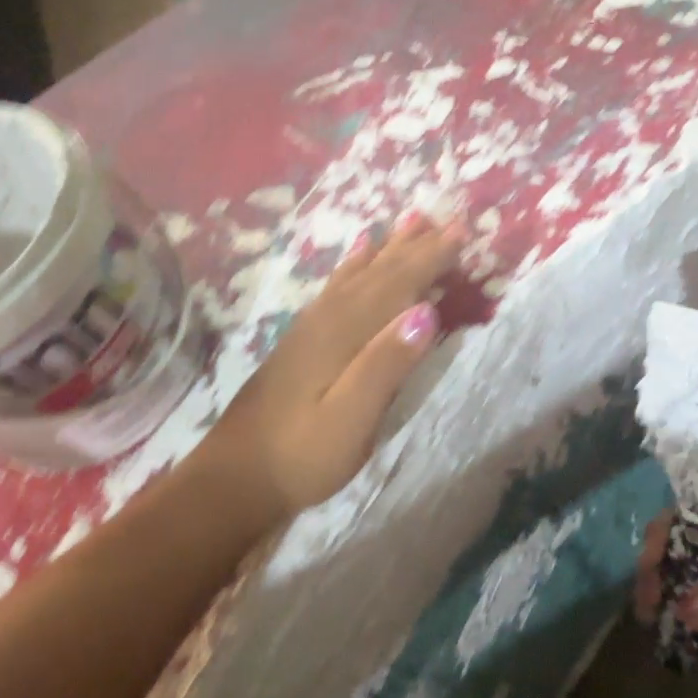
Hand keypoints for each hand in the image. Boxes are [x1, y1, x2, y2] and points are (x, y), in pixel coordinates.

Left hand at [193, 213, 463, 516]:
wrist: (234, 478)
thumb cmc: (301, 455)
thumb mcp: (350, 420)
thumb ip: (386, 365)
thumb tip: (426, 312)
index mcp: (344, 334)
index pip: (396, 284)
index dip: (430, 258)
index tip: (463, 232)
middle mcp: (327, 319)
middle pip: (378, 272)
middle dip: (415, 246)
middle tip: (449, 219)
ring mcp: (311, 327)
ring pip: (357, 275)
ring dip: (387, 248)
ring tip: (410, 221)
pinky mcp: (302, 341)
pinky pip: (337, 287)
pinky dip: (354, 266)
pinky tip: (358, 256)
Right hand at [635, 509, 697, 697]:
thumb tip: (682, 602)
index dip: (695, 513)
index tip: (665, 530)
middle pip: (689, 536)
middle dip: (663, 544)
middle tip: (648, 568)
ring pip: (671, 567)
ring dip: (652, 575)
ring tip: (648, 602)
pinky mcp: (692, 626)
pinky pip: (665, 601)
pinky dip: (650, 602)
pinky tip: (647, 617)